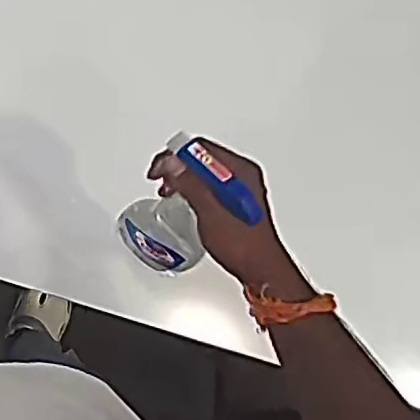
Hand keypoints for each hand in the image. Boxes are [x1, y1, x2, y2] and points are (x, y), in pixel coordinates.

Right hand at [147, 139, 308, 297]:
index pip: (200, 148)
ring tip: (168, 189)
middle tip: (159, 178)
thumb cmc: (242, 245)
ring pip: (201, 167)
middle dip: (174, 164)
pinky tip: (182, 196)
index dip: (173, 155)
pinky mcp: (235, 198)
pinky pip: (206, 180)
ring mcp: (240, 186)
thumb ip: (190, 184)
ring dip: (180, 174)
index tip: (159, 171)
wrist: (261, 271)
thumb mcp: (209, 212)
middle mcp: (243, 175)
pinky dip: (189, 184)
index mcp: (240, 172)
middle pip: (200, 155)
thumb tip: (171, 163)